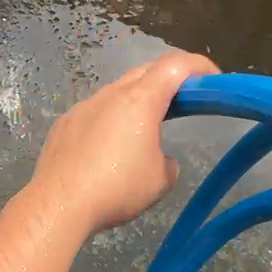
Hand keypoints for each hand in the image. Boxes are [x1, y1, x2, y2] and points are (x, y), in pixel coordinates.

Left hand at [28, 50, 220, 235]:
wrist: (59, 205)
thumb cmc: (115, 190)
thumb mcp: (158, 183)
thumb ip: (168, 164)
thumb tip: (161, 160)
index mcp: (141, 100)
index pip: (177, 65)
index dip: (199, 66)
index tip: (212, 79)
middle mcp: (110, 94)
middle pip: (145, 73)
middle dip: (167, 82)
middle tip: (180, 102)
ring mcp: (83, 107)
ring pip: (115, 93)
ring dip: (134, 104)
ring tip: (140, 131)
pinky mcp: (63, 125)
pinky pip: (93, 114)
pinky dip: (108, 122)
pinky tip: (105, 150)